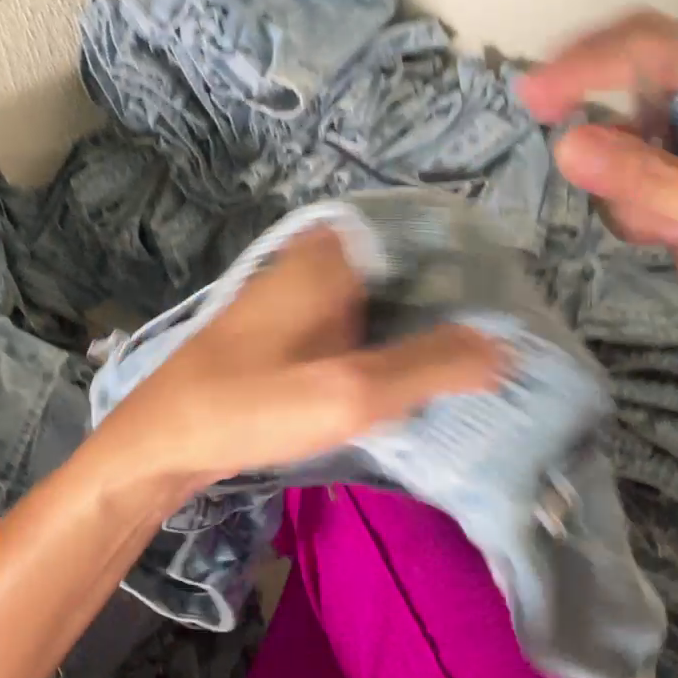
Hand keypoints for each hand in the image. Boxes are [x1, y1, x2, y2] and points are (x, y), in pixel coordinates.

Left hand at [85, 229, 503, 498]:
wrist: (160, 442)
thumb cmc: (247, 409)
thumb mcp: (348, 393)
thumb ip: (429, 366)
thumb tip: (506, 345)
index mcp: (326, 256)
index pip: (422, 235)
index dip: (473, 264)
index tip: (517, 303)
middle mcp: (309, 263)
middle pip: (400, 268)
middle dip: (449, 301)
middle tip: (502, 343)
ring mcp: (290, 297)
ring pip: (374, 299)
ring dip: (415, 327)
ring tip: (471, 364)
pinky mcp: (280, 333)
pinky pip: (347, 325)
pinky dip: (379, 344)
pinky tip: (402, 379)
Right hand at [518, 10, 677, 372]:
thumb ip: (653, 181)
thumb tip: (566, 143)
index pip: (671, 51)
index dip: (597, 64)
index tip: (534, 96)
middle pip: (645, 62)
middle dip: (591, 88)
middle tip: (539, 112)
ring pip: (627, 120)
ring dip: (619, 171)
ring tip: (659, 225)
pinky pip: (626, 166)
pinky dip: (626, 201)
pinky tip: (665, 234)